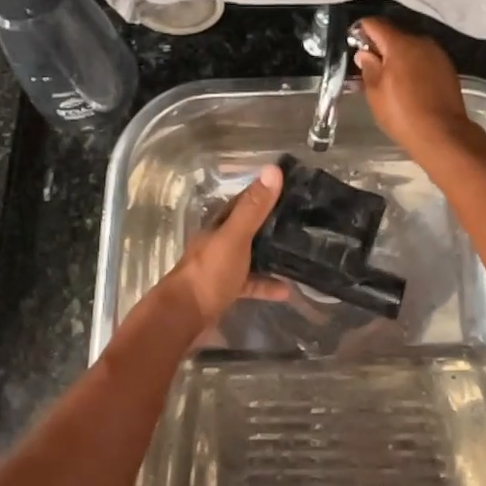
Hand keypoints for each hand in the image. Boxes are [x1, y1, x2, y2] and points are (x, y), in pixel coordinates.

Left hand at [164, 162, 288, 326]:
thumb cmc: (209, 273)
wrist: (182, 317)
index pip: (246, 199)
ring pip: (250, 253)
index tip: (292, 186)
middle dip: (272, 221)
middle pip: (249, 225)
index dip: (266, 191)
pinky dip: (265, 284)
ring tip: (299, 253)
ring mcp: (221, 265)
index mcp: (220, 223)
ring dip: (270, 253)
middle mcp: (220, 239)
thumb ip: (254, 208)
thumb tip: (273, 169)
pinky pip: (250, 282)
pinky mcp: (225, 289)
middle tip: (302, 219)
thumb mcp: (234, 237)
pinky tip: (285, 291)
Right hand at [354, 18, 473, 143]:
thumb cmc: (402, 113)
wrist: (443, 134)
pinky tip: (408, 82)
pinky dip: (413, 64)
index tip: (352, 43)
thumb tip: (364, 54)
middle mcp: (420, 41)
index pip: (374, 23)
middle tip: (368, 63)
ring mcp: (437, 53)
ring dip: (398, 55)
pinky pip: (424, 57)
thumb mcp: (375, 93)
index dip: (360, 30)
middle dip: (379, 44)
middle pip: (394, 33)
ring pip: (410, 46)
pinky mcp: (447, 67)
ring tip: (388, 75)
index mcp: (399, 44)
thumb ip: (368, 67)